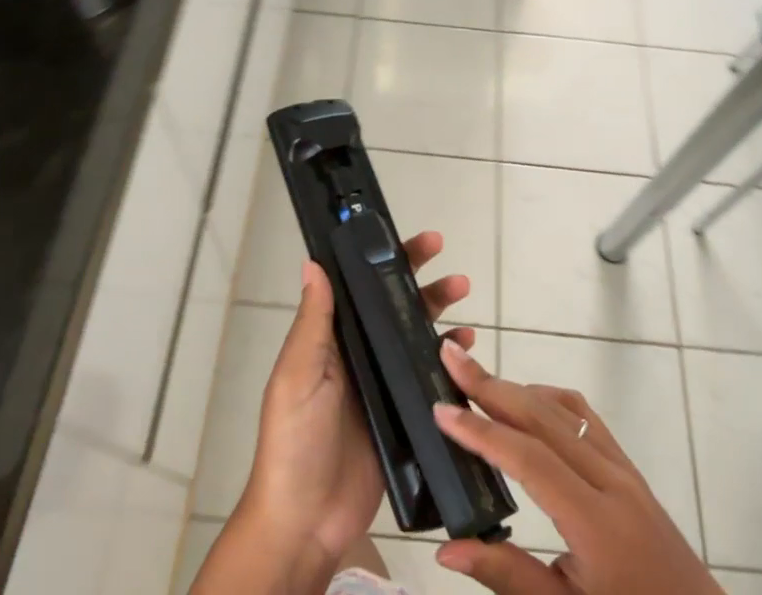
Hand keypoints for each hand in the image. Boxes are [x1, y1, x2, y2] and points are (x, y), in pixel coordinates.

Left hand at [219, 231, 473, 583]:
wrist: (306, 519)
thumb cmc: (294, 441)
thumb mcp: (298, 375)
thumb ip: (314, 322)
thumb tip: (313, 263)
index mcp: (329, 344)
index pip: (360, 291)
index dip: (384, 262)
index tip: (413, 242)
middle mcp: (357, 360)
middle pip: (394, 311)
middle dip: (423, 285)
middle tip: (452, 270)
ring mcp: (382, 389)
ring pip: (416, 341)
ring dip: (441, 317)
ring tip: (466, 298)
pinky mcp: (403, 419)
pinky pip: (430, 381)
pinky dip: (450, 363)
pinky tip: (467, 351)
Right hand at [431, 343, 723, 594]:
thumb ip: (507, 576)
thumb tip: (446, 549)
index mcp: (597, 523)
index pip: (529, 459)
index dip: (481, 432)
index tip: (440, 409)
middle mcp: (614, 483)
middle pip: (544, 417)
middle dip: (492, 385)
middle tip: (449, 357)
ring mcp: (626, 471)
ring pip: (566, 410)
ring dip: (517, 389)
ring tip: (475, 379)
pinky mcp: (631, 471)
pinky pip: (586, 419)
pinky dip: (548, 401)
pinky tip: (525, 406)